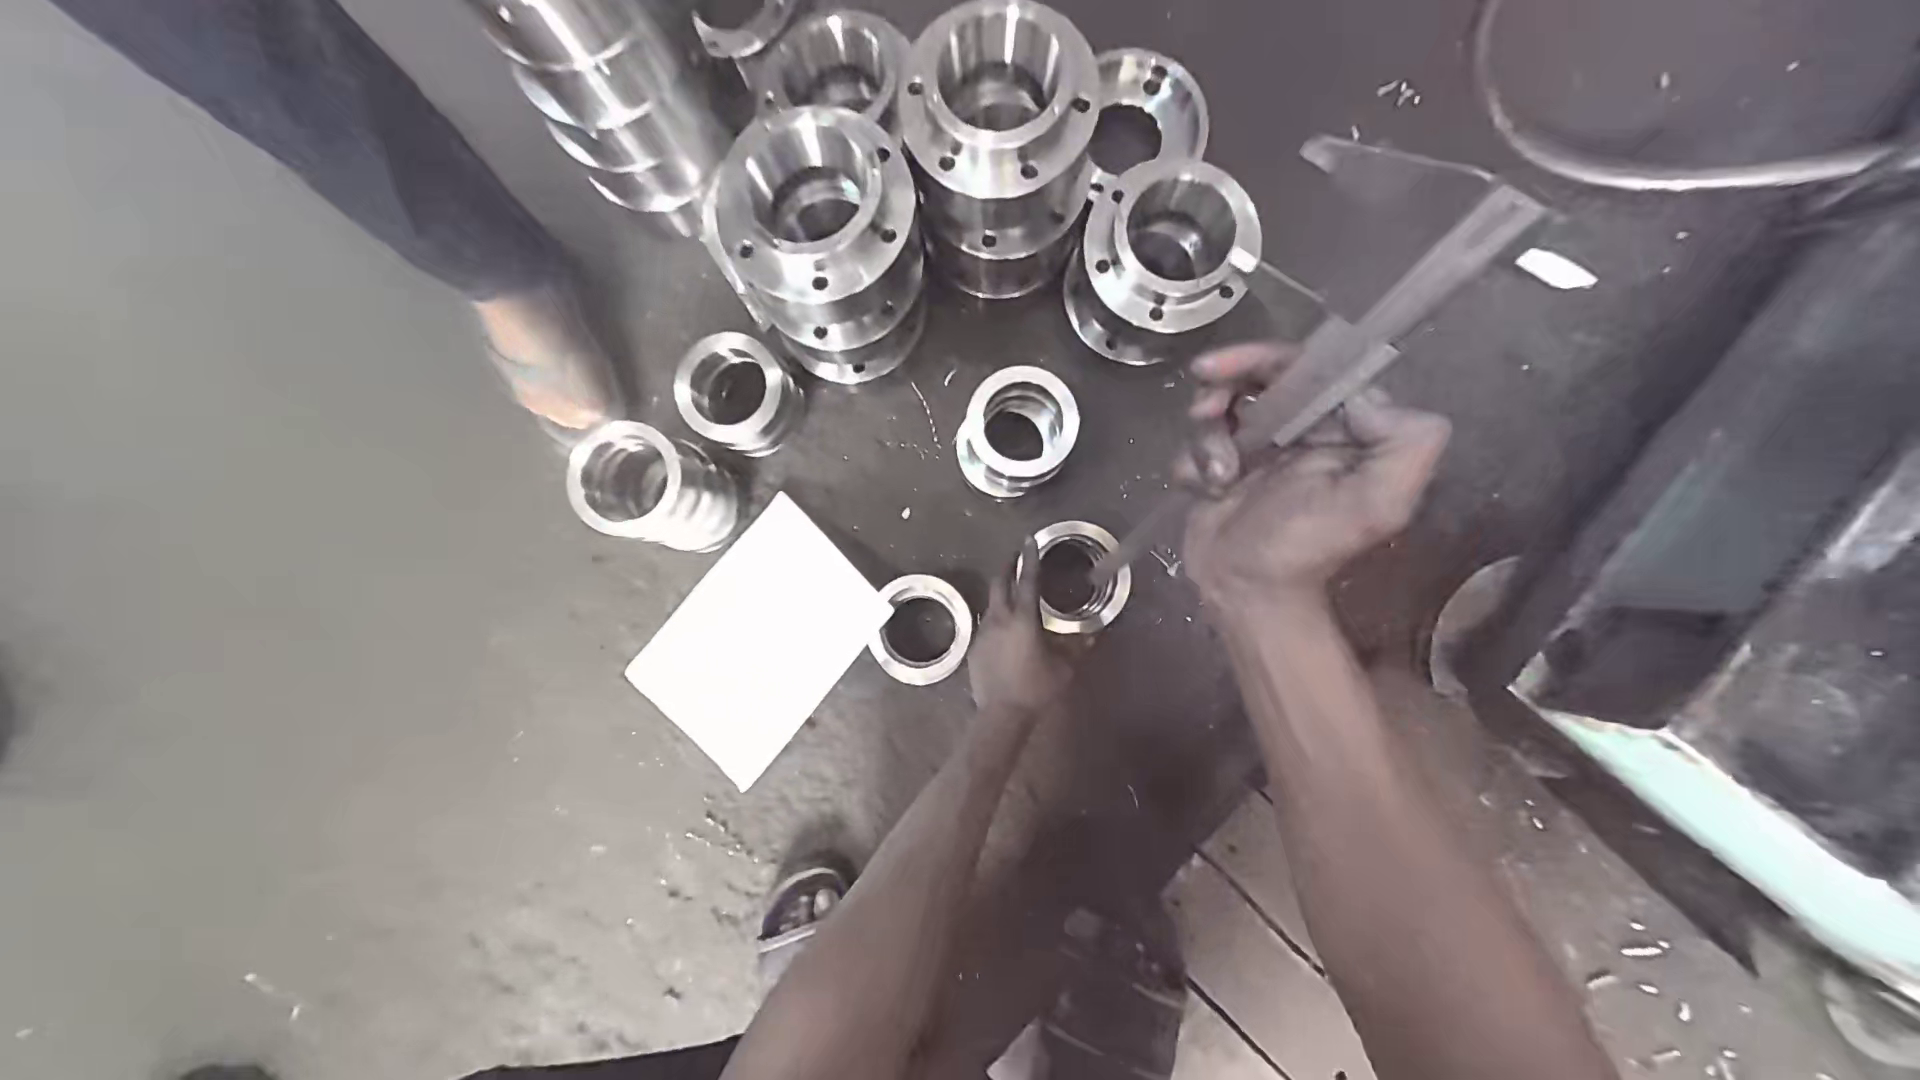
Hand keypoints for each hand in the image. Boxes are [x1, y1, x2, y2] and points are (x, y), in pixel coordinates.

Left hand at [968, 537, 1078, 719]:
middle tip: (1016, 558)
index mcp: (1023, 618)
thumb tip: (1093, 635)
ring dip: (1001, 593)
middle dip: (1007, 567)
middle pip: (1000, 582)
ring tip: (1013, 593)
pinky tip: (1005, 630)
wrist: (1001, 713)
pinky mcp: (974, 647)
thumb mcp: (1063, 668)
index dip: (1030, 558)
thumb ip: (1077, 648)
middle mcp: (1000, 618)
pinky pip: (987, 624)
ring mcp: (983, 632)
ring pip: (992, 603)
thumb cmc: (1036, 688)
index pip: (1027, 580)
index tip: (1029, 540)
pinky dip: (997, 618)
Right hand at [1180, 341, 1450, 610]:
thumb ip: (1405, 442)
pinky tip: (1205, 490)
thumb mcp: (1379, 504)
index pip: (1306, 367)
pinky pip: (1196, 444)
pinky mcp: (1218, 467)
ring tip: (1217, 474)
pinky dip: (1193, 463)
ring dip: (1208, 437)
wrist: (1247, 591)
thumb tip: (1361, 397)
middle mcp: (1299, 429)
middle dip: (1224, 384)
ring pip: (1220, 409)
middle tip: (1202, 407)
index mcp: (1340, 427)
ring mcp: (1255, 448)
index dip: (1262, 359)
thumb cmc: (1307, 548)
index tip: (1220, 370)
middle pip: (1256, 377)